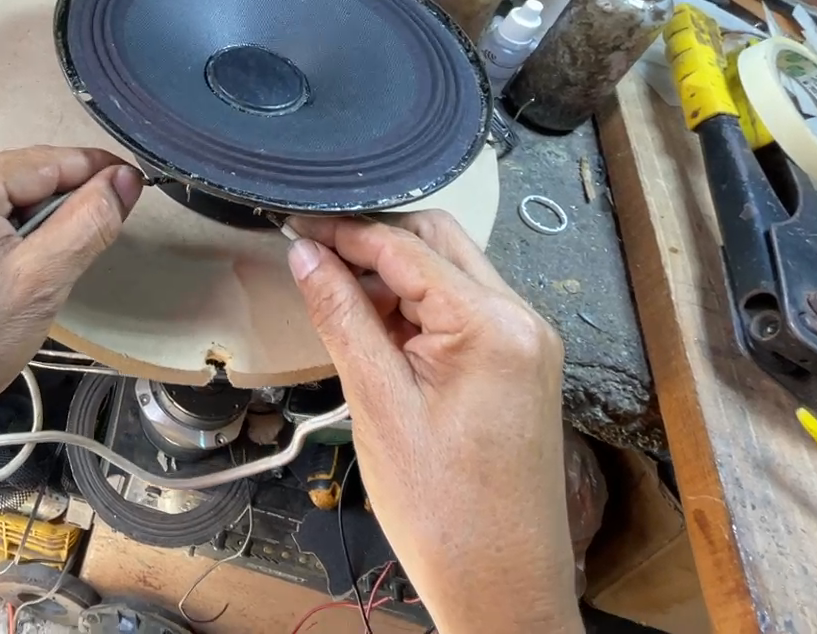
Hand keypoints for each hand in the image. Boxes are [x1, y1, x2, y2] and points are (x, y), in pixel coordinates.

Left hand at [0, 147, 142, 440]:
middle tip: (93, 244)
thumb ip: (88, 221)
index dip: (97, 170)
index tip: (140, 182)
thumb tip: (125, 178)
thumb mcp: (40, 281)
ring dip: (38, 225)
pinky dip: (9, 239)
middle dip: (64, 205)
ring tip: (50, 269)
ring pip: (3, 200)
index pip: (44, 160)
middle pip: (22, 177)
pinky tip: (15, 275)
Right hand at [285, 212, 579, 633]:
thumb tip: (303, 252)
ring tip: (332, 290)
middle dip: (370, 239)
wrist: (500, 592)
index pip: (405, 246)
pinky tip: (370, 320)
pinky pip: (455, 308)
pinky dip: (410, 304)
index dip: (342, 230)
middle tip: (311, 250)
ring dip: (389, 271)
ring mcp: (522, 343)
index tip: (294, 224)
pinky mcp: (513, 364)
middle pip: (436, 241)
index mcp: (492, 325)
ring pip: (446, 271)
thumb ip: (340, 314)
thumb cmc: (441, 508)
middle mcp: (519, 321)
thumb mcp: (376, 400)